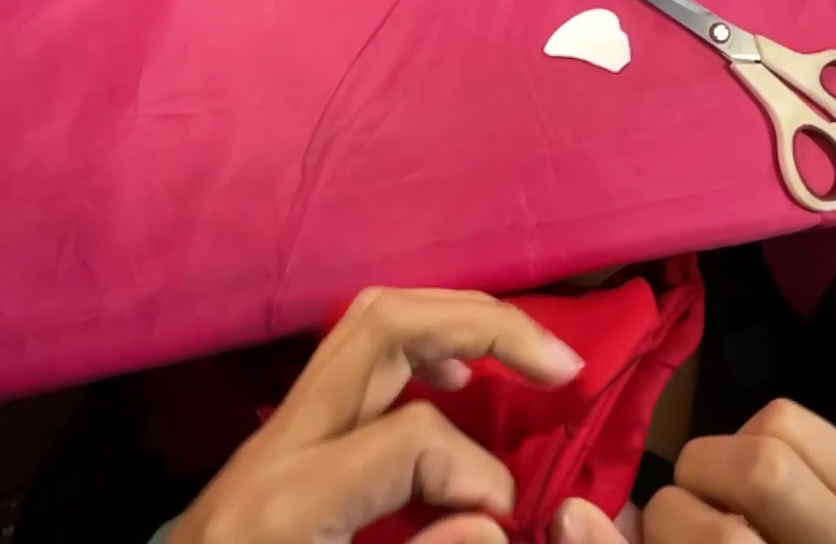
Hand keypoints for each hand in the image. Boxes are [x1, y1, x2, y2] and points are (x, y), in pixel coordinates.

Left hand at [170, 287, 585, 543]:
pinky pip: (361, 346)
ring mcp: (278, 423)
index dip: (476, 474)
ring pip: (373, 315)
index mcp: (288, 503)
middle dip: (485, 327)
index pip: (410, 436)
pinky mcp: (286, 426)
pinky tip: (456, 374)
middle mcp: (280, 437)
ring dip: (457, 318)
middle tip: (558, 360)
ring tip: (519, 353)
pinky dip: (422, 339)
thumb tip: (493, 521)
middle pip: (387, 323)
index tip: (505, 516)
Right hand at [552, 400, 835, 543]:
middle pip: (759, 474)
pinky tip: (762, 493)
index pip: (729, 537)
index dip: (673, 528)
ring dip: (721, 468)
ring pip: (768, 442)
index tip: (634, 529)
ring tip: (729, 510)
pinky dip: (752, 440)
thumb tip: (565, 511)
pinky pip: (786, 418)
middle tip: (693, 526)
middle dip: (693, 501)